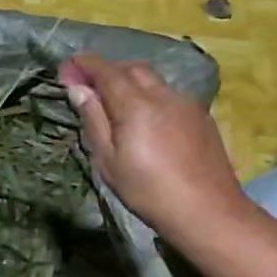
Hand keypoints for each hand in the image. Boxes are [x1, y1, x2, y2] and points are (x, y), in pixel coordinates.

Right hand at [58, 53, 250, 237]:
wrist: (208, 211)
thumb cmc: (150, 192)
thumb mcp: (109, 162)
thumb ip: (94, 120)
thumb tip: (79, 89)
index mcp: (136, 104)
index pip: (105, 70)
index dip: (84, 65)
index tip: (67, 69)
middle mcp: (162, 94)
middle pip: (131, 68)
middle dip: (108, 70)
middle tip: (89, 86)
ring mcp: (186, 103)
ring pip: (153, 80)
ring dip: (131, 82)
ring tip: (117, 102)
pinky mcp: (202, 116)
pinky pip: (170, 95)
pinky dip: (151, 96)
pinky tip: (148, 120)